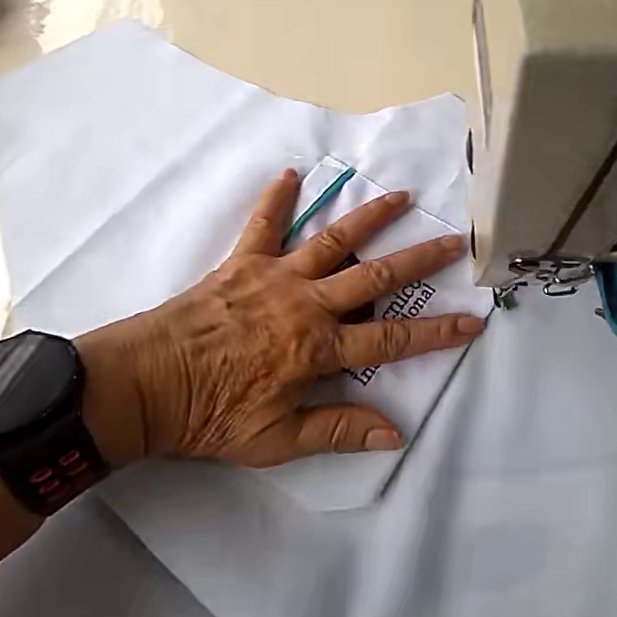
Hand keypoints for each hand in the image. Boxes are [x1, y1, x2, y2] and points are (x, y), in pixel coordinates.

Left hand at [75, 167, 484, 467]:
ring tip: (400, 197)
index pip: (392, 342)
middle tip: (452, 242)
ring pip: (332, 242)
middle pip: (373, 278)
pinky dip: (276, 200)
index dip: (435, 333)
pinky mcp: (240, 265)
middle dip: (418, 261)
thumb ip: (337, 429)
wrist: (145, 384)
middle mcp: (305, 304)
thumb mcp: (276, 440)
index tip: (471, 319)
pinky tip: (290, 175)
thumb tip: (395, 431)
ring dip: (368, 218)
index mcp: (317, 350)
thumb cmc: (208, 417)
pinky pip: (263, 226)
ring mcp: (273, 278)